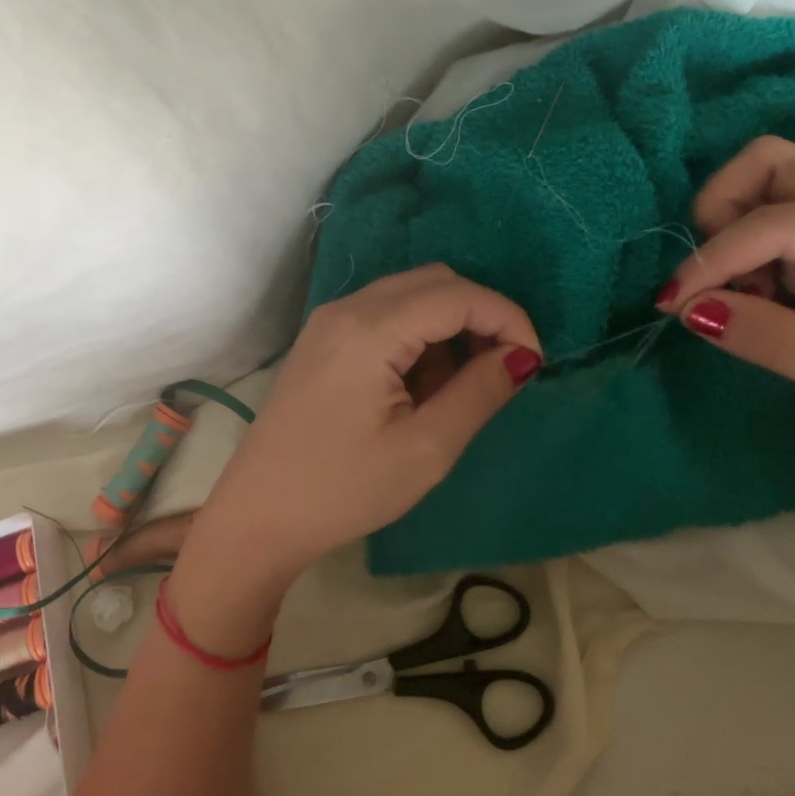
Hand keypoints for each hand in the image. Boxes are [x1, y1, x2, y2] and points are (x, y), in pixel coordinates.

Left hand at [177, 265, 540, 616]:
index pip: (458, 295)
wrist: (260, 513)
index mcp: (369, 330)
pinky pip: (384, 315)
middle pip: (434, 281)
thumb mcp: (425, 450)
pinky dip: (417, 335)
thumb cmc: (344, 490)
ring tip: (457, 388)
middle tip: (501, 371)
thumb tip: (521, 356)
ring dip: (448, 326)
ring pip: (409, 294)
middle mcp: (346, 308)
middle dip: (480, 316)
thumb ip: (478, 393)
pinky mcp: (322, 340)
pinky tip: (420, 386)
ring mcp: (328, 321)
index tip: (534, 363)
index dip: (507, 319)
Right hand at [657, 136, 794, 461]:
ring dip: (733, 232)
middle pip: (771, 164)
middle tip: (717, 279)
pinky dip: (748, 253)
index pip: (779, 219)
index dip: (718, 256)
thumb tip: (690, 308)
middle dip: (723, 211)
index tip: (675, 305)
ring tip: (746, 298)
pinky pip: (775, 223)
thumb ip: (772, 339)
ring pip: (768, 185)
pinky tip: (764, 303)